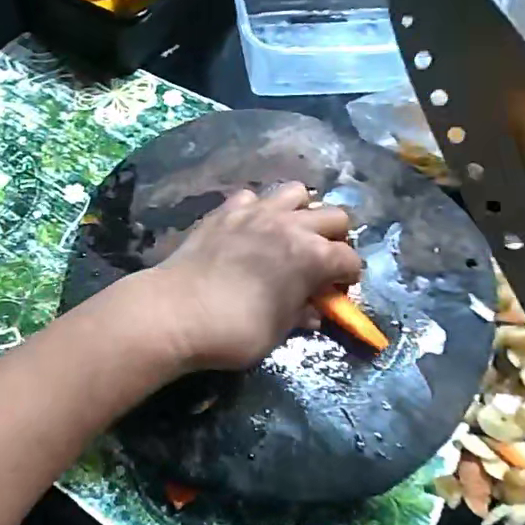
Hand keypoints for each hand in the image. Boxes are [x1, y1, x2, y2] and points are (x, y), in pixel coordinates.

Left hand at [138, 182, 362, 372]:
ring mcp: (258, 211)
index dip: (348, 277)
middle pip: (335, 216)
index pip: (349, 259)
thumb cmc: (234, 330)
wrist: (175, 312)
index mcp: (313, 256)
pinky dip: (259, 210)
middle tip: (320, 262)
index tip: (337, 291)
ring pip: (297, 192)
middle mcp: (292, 225)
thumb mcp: (278, 332)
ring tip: (290, 235)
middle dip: (335, 239)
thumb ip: (300, 315)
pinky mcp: (227, 210)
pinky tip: (251, 230)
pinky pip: (253, 197)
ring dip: (302, 212)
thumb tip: (313, 311)